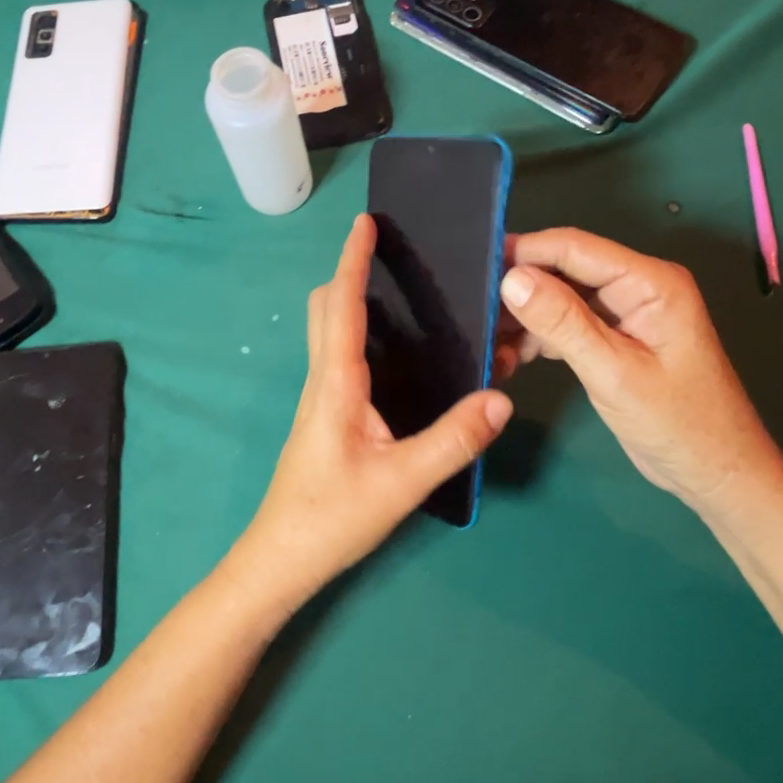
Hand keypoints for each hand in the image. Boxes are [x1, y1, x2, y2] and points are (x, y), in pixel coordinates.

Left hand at [230, 215, 512, 608]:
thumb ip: (453, 440)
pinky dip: (358, 338)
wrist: (281, 560)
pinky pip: (339, 362)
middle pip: (324, 312)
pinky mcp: (325, 422)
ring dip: (351, 305)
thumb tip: (500, 398)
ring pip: (328, 337)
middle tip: (386, 258)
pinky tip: (394, 360)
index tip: (365, 222)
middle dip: (348, 276)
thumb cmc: (332, 517)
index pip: (342, 306)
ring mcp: (320, 403)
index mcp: (336, 384)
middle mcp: (323, 383)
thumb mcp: (402, 481)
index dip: (352, 261)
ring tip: (398, 298)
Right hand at [498, 229, 782, 515]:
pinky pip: (567, 326)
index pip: (575, 249)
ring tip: (485, 341)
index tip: (475, 266)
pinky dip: (538, 339)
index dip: (524, 252)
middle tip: (472, 311)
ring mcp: (624, 315)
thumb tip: (512, 280)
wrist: (715, 473)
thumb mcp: (614, 373)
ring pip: (560, 300)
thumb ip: (563, 324)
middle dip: (519, 288)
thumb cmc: (678, 423)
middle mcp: (636, 288)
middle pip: (564, 271)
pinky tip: (507, 358)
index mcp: (649, 283)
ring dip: (524, 319)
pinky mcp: (614, 341)